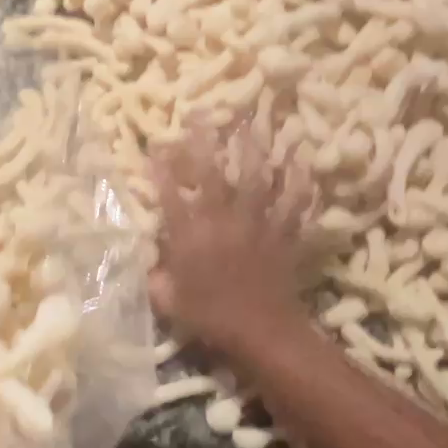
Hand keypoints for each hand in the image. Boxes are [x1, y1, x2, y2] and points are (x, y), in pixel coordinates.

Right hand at [150, 118, 314, 350]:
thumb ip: (154, 277)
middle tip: (203, 114)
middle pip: (213, 175)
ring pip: (256, 179)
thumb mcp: (167, 302)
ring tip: (254, 122)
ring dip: (254, 149)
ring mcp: (256, 225)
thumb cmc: (209, 318)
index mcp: (189, 238)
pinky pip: (293, 203)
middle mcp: (221, 223)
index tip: (156, 146)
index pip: (170, 195)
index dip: (161, 169)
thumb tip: (145, 261)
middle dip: (205, 143)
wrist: (262, 333)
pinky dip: (299, 182)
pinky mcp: (283, 235)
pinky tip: (302, 161)